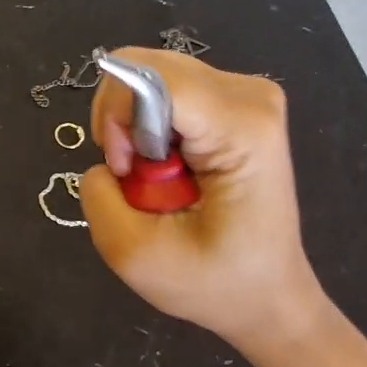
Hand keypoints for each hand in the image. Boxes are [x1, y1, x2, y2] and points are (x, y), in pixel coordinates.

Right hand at [81, 48, 326, 354]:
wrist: (268, 299)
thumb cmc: (213, 283)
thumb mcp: (134, 255)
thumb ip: (99, 196)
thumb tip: (104, 162)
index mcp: (242, 129)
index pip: (154, 78)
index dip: (118, 118)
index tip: (125, 171)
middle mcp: (251, 96)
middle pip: (147, 68)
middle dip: (121, 120)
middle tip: (133, 176)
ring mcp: (247, 95)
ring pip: (150, 75)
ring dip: (131, 126)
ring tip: (150, 177)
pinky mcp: (235, 102)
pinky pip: (163, 88)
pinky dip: (146, 125)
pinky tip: (164, 165)